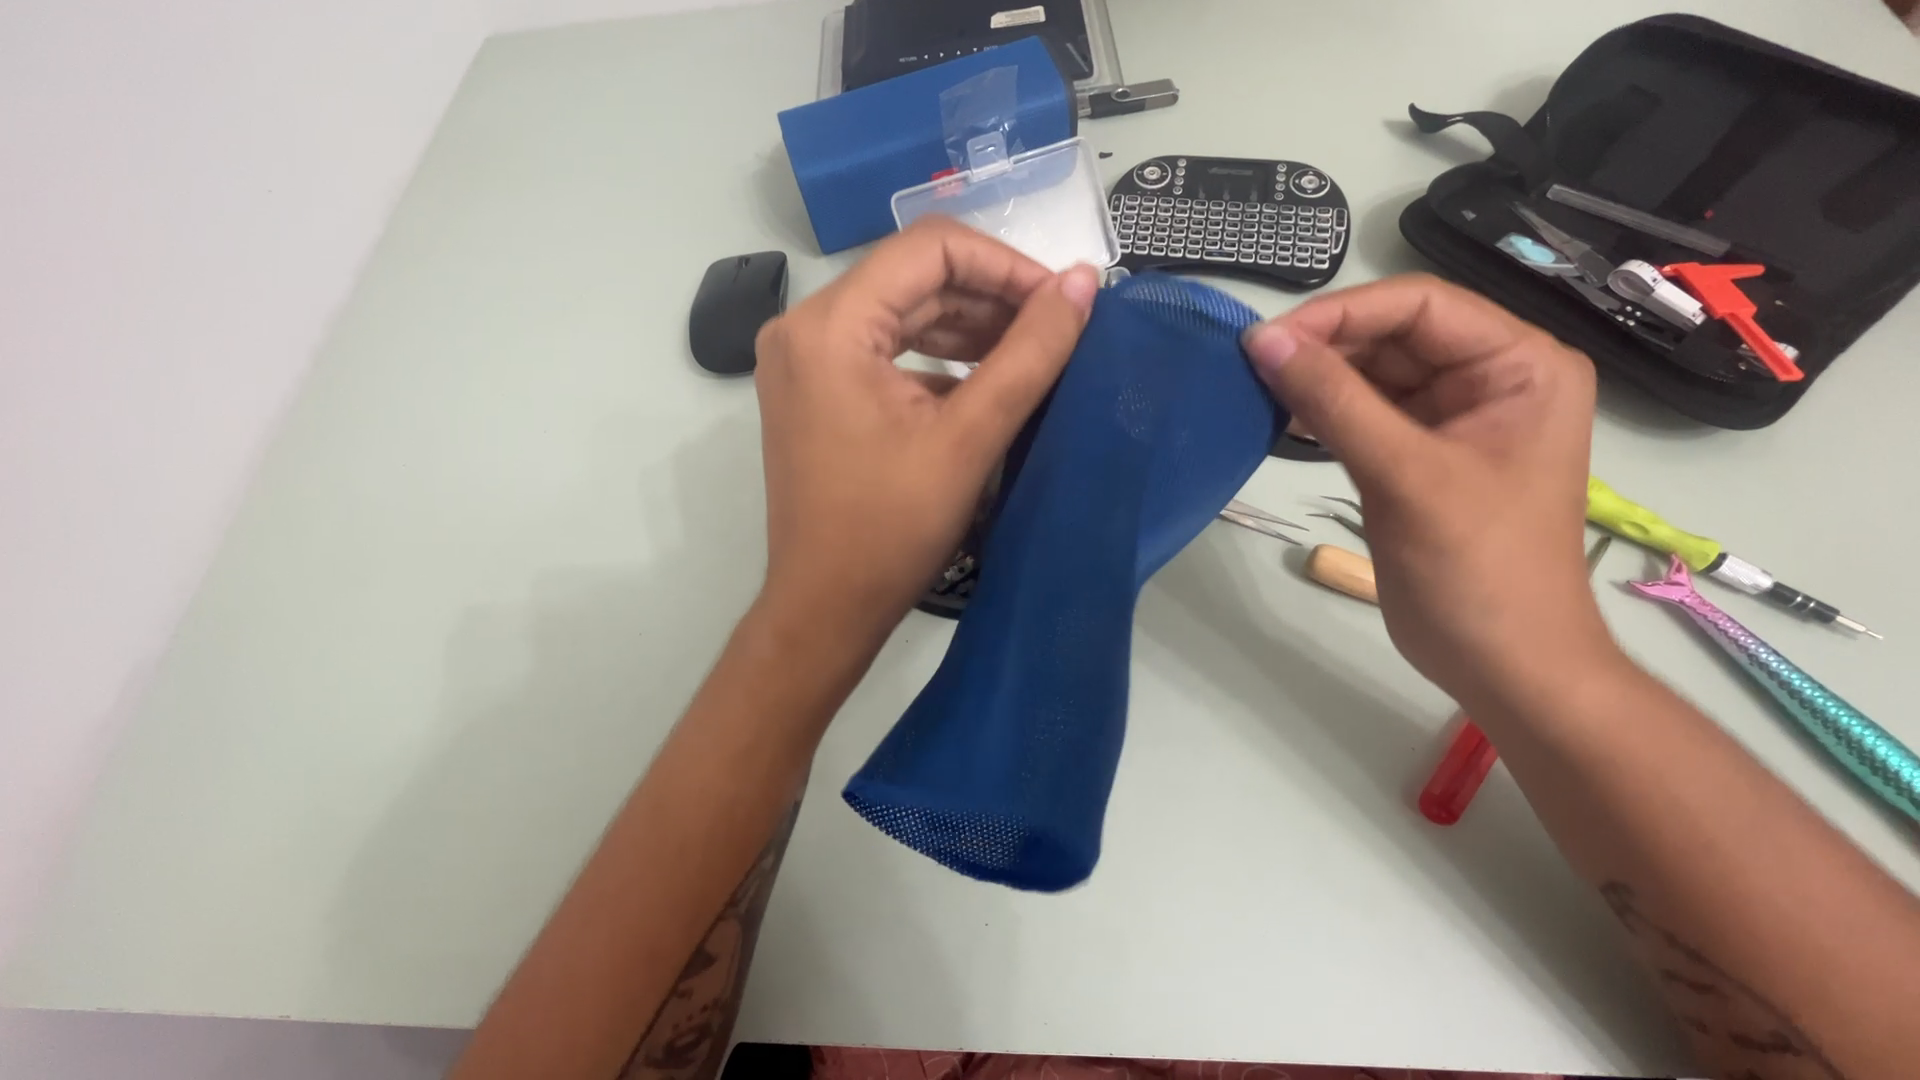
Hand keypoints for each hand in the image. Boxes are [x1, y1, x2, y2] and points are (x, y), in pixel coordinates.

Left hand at [752, 218, 1099, 648]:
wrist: (825, 607)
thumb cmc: (891, 530)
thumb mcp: (969, 438)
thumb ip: (1031, 354)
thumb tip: (1084, 282)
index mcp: (830, 326)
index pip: (929, 248)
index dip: (1005, 264)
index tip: (1060, 301)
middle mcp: (805, 328)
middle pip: (914, 278)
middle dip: (990, 297)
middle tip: (1055, 331)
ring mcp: (804, 361)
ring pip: (901, 314)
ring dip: (968, 328)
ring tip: (1030, 356)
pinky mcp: (815, 392)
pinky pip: (884, 352)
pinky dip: (937, 360)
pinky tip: (984, 385)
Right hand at [1243, 274, 1616, 710]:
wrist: (1502, 662)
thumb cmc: (1476, 567)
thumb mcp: (1404, 475)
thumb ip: (1333, 402)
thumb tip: (1261, 341)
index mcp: (1519, 366)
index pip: (1421, 306)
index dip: (1342, 313)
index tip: (1268, 339)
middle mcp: (1489, 380)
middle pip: (1393, 336)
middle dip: (1324, 347)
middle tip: (1251, 365)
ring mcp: (1451, 419)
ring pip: (1371, 375)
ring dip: (1316, 380)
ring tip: (1256, 388)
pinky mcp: (1416, 456)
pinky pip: (1362, 415)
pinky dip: (1320, 414)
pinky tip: (1279, 418)